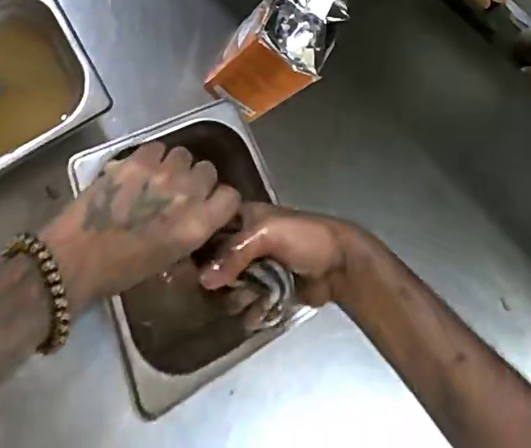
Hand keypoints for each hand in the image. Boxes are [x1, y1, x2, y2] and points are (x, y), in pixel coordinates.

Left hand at [41, 142, 240, 311]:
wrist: (79, 255)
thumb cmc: (122, 269)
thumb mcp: (168, 258)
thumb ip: (188, 231)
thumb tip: (193, 214)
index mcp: (197, 227)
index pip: (230, 196)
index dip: (219, 198)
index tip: (208, 202)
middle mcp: (186, 195)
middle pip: (207, 170)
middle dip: (196, 179)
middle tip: (178, 191)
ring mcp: (160, 174)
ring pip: (183, 154)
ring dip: (174, 165)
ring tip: (158, 178)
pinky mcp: (135, 160)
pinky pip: (156, 147)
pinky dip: (152, 156)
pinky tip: (139, 170)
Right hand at [198, 203, 364, 324]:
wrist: (341, 264)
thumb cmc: (303, 237)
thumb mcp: (266, 235)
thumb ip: (234, 253)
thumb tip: (204, 280)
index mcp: (240, 218)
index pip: (208, 228)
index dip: (198, 245)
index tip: (188, 263)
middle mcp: (243, 242)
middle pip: (216, 263)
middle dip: (220, 279)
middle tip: (228, 286)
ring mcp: (255, 268)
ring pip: (231, 287)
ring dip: (237, 298)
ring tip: (250, 299)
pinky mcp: (267, 291)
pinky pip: (249, 304)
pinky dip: (252, 311)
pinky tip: (258, 313)